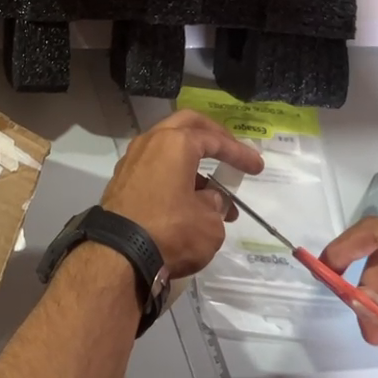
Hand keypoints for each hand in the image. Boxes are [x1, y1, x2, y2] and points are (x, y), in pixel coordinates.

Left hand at [100, 109, 264, 277]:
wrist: (120, 251)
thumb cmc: (172, 230)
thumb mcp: (209, 222)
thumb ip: (215, 204)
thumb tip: (210, 198)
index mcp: (175, 143)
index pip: (213, 139)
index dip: (238, 152)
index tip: (257, 166)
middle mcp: (151, 141)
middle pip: (186, 125)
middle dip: (212, 136)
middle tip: (231, 151)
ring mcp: (133, 158)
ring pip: (169, 148)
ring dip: (194, 164)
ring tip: (218, 197)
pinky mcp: (124, 178)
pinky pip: (156, 166)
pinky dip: (176, 174)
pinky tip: (191, 202)